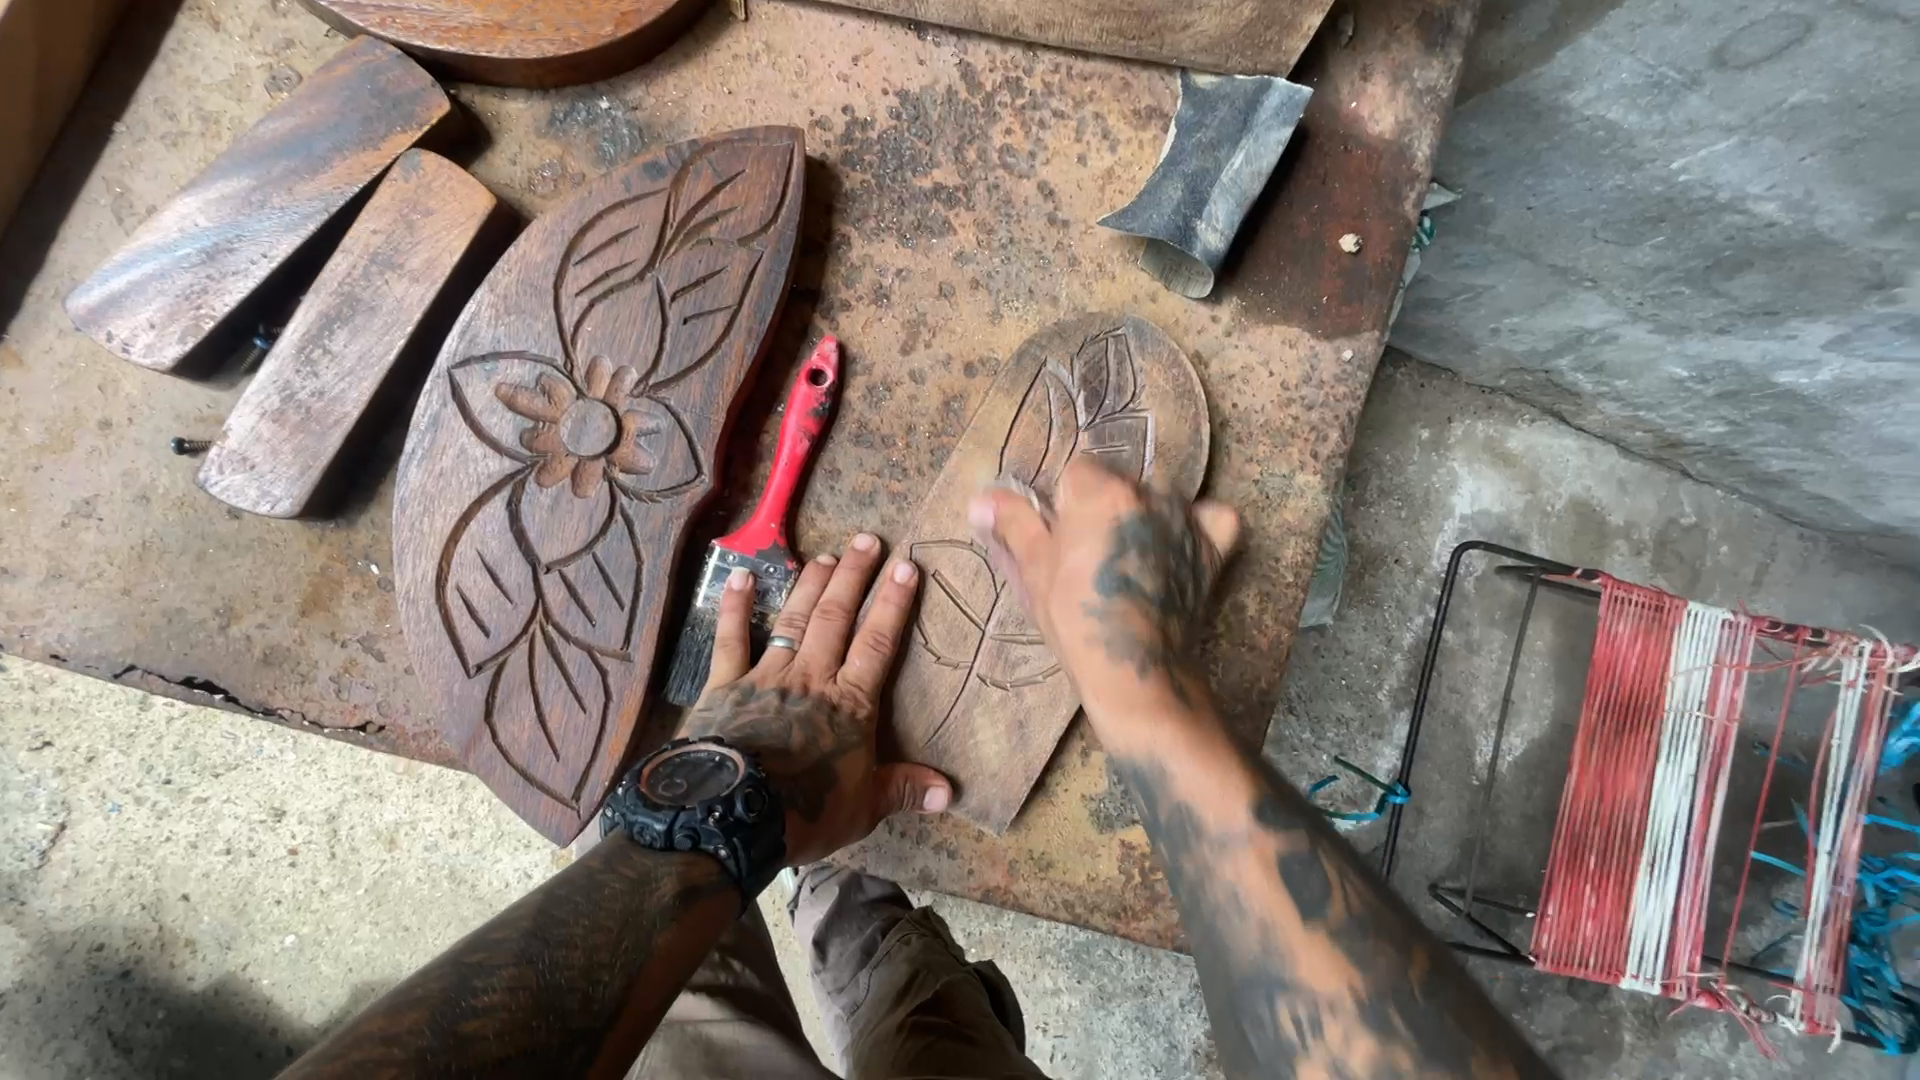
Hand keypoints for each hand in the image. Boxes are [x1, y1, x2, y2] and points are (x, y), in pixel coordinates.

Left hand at [678, 533, 952, 865]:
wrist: (729, 817)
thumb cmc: (803, 812)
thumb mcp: (862, 808)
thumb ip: (903, 789)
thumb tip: (950, 792)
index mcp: (849, 702)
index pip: (878, 641)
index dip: (894, 602)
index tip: (907, 566)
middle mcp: (812, 676)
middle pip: (837, 616)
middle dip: (855, 575)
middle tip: (867, 540)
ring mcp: (767, 674)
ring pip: (794, 618)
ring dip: (812, 584)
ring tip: (827, 556)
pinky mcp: (726, 683)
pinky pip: (731, 639)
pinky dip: (735, 607)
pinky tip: (739, 576)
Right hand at [967, 460, 1239, 713]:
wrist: (1134, 670)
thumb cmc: (1075, 620)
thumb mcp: (1035, 571)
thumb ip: (1013, 523)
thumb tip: (980, 498)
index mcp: (1100, 491)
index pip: (1077, 471)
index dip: (1065, 504)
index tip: (1061, 538)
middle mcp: (1149, 492)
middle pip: (1119, 481)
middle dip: (1103, 506)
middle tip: (1091, 555)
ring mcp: (1186, 518)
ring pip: (1161, 495)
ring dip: (1145, 514)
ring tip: (1130, 558)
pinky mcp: (1215, 546)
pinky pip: (1211, 516)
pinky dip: (1196, 525)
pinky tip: (1177, 546)